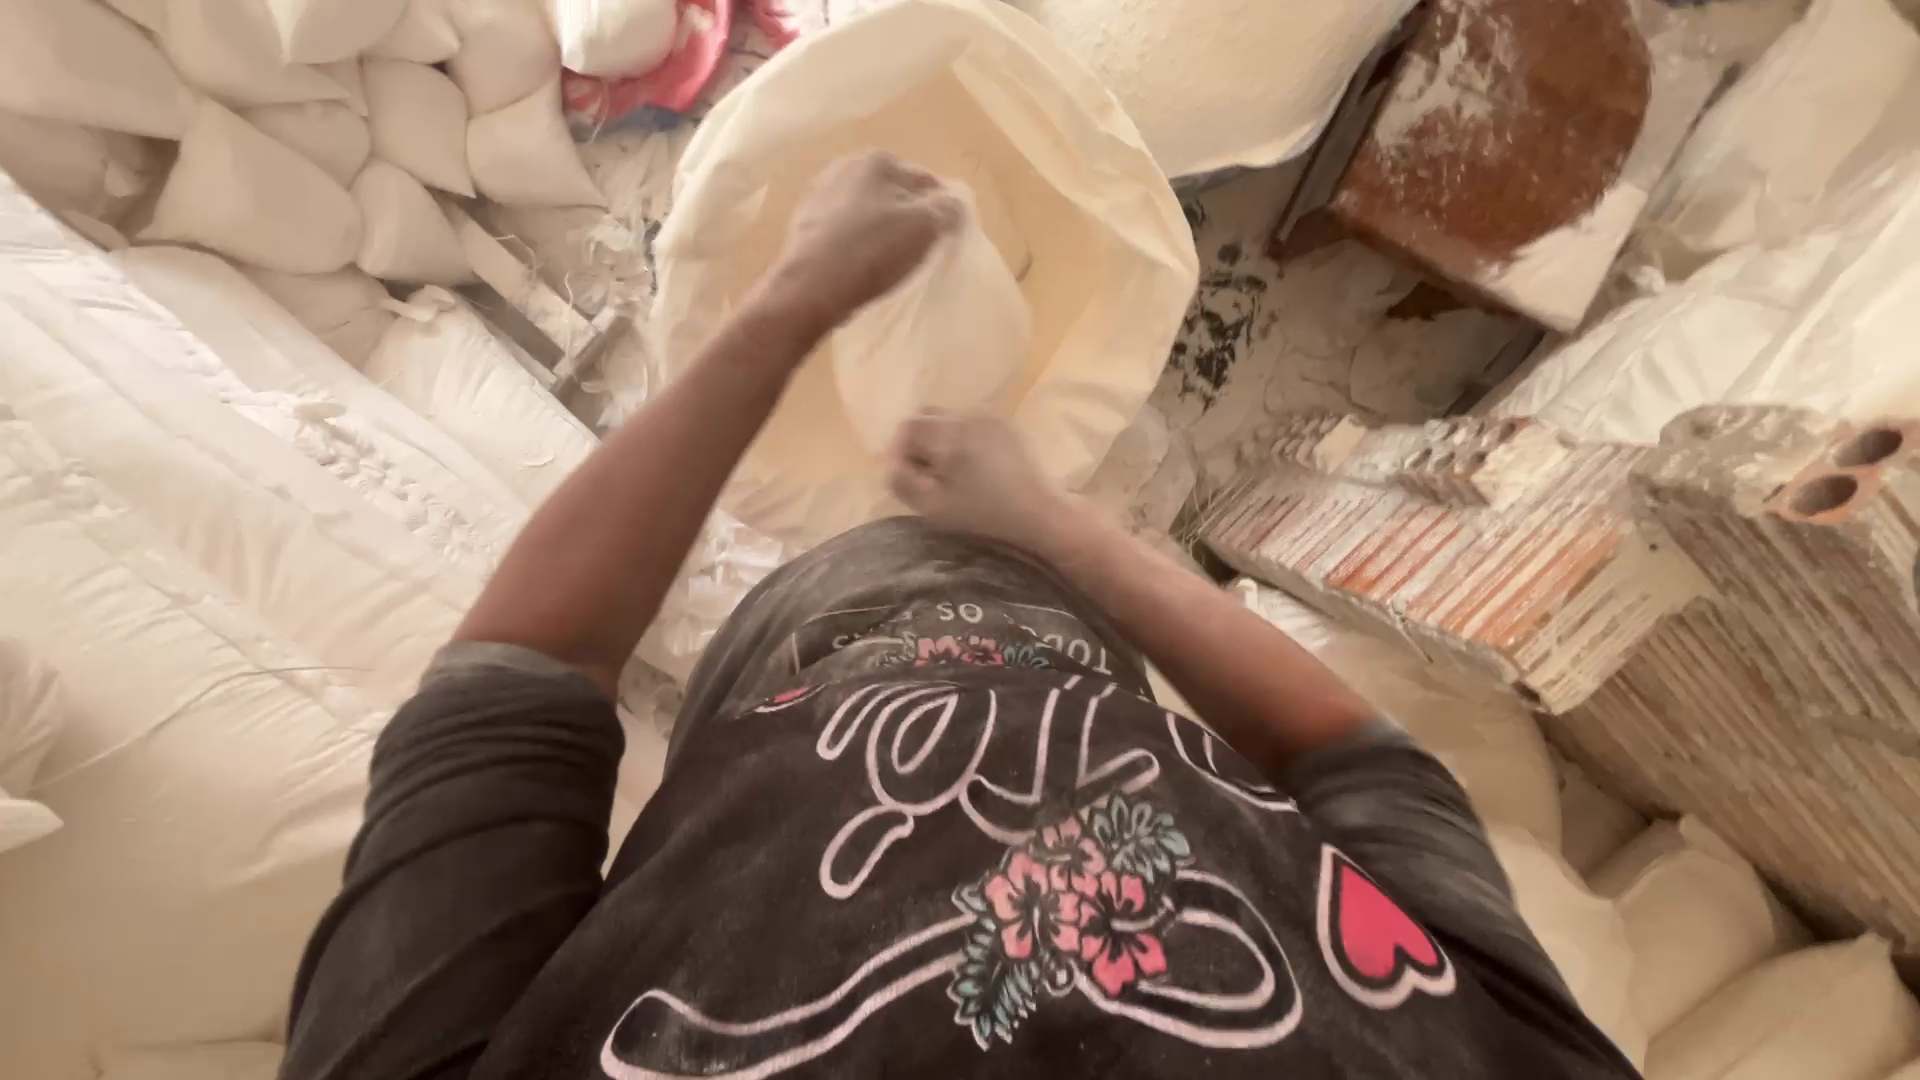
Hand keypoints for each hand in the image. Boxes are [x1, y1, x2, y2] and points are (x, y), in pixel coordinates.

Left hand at [761, 152, 963, 336]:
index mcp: (879, 160)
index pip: (927, 181)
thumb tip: (955, 205)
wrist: (811, 287)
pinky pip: (845, 232)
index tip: (948, 236)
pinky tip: (863, 267)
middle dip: (910, 217)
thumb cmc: (873, 251)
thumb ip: (948, 210)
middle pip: (895, 194)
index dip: (943, 208)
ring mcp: (821, 196)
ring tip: (891, 262)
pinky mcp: (805, 226)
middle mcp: (846, 167)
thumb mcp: (925, 227)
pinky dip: (858, 245)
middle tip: (921, 251)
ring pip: (868, 212)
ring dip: (882, 231)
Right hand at [888, 412, 1067, 552]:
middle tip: (924, 473)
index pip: (907, 428)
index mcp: (948, 433)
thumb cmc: (984, 514)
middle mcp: (967, 415)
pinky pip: (971, 422)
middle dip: (917, 441)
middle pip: (926, 416)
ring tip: (947, 470)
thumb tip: (890, 466)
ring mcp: (990, 417)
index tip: (905, 476)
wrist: (1039, 513)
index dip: (899, 451)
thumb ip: (904, 483)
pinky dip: (961, 437)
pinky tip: (970, 465)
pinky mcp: (1006, 425)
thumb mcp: (935, 507)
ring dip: (939, 438)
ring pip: (948, 418)